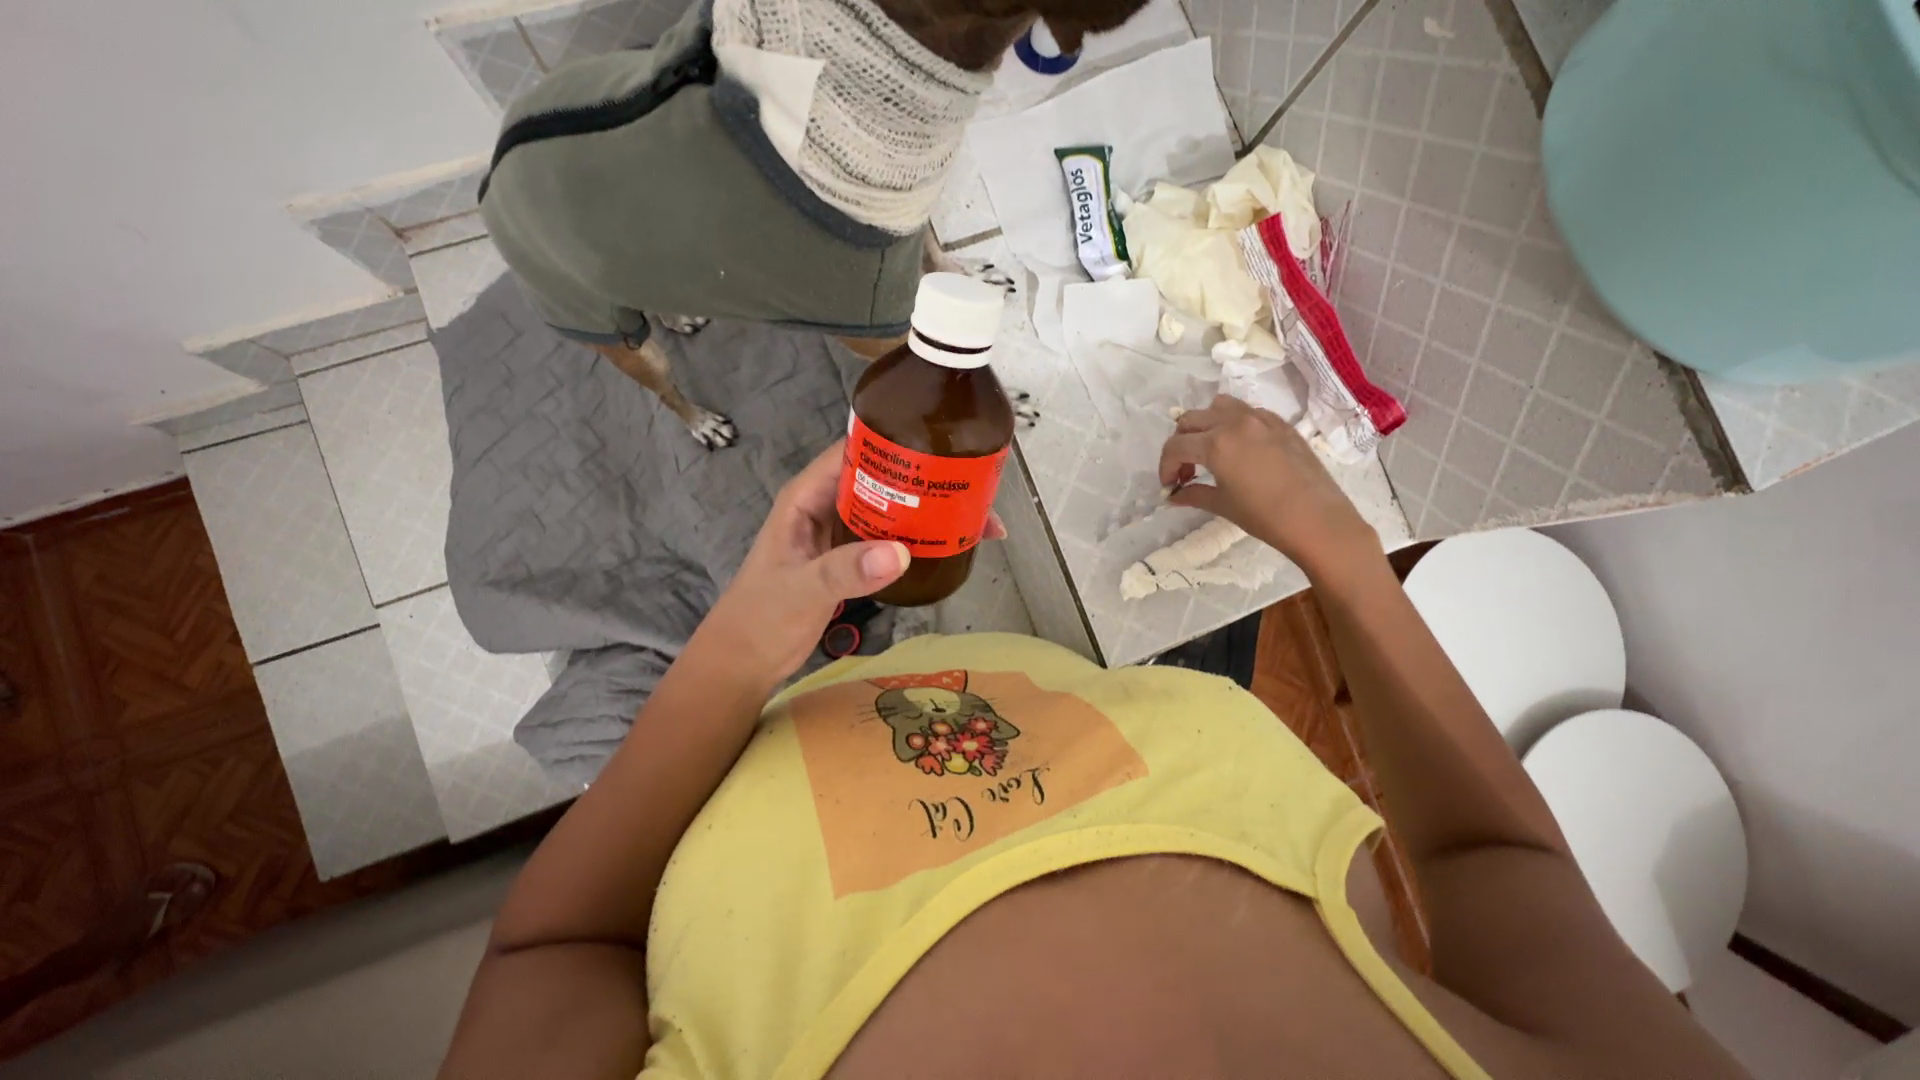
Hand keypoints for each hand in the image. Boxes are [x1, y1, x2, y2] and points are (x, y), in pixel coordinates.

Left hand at [697, 441, 1005, 684]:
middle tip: (978, 491)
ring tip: (978, 519)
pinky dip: (919, 542)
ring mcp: (839, 535)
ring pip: (891, 511)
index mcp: (808, 496)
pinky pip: (890, 541)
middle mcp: (826, 506)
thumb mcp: (802, 590)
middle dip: (927, 482)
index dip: (896, 444)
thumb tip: (900, 553)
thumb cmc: (760, 618)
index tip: (944, 448)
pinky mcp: (850, 561)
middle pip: (882, 480)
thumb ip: (844, 571)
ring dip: (929, 513)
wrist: (744, 661)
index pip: (855, 453)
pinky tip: (951, 549)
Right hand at [1158, 396, 1376, 575]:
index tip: (1169, 485)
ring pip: (1218, 406)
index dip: (1165, 467)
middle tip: (1185, 471)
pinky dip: (1233, 423)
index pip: (1175, 446)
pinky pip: (1247, 411)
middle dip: (1181, 444)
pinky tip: (1239, 450)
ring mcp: (1259, 418)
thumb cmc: (1265, 516)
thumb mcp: (1223, 505)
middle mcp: (1234, 422)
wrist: (1318, 519)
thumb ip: (1194, 494)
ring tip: (1209, 451)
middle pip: (1191, 420)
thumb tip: (1172, 496)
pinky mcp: (1280, 423)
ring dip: (1205, 425)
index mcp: (1216, 444)